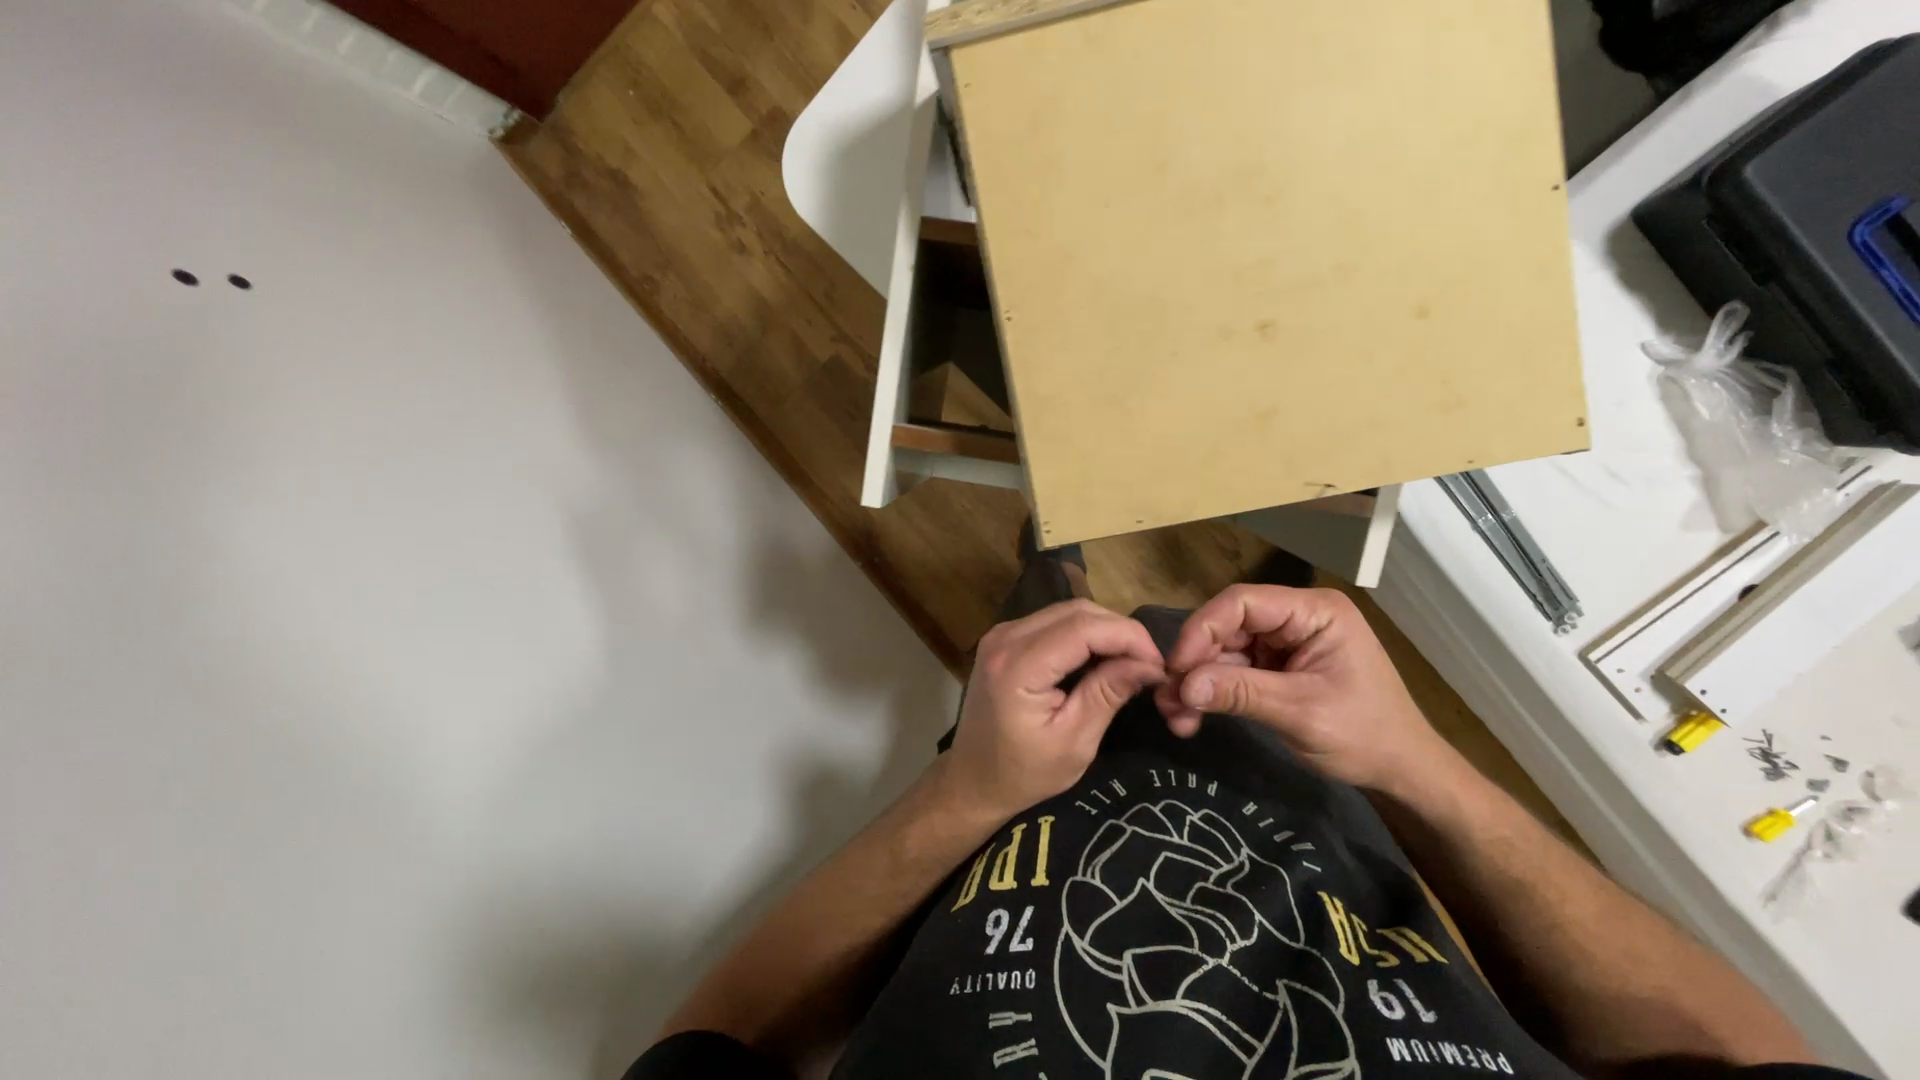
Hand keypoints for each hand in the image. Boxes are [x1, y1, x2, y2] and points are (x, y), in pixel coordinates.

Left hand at [941, 600, 1165, 819]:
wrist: (972, 780)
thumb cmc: (1023, 773)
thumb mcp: (1074, 742)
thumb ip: (1108, 694)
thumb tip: (1150, 664)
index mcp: (1018, 667)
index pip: (1084, 627)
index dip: (1128, 637)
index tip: (1158, 665)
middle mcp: (1005, 638)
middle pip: (1077, 611)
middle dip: (1120, 632)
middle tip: (1149, 664)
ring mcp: (1001, 634)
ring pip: (1066, 611)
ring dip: (1103, 631)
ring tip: (1131, 662)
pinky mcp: (1004, 639)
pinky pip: (1052, 622)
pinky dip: (1083, 634)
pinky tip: (1101, 659)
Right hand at [1154, 585, 1457, 792]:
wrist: (1401, 770)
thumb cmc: (1365, 736)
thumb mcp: (1301, 714)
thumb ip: (1241, 693)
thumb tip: (1182, 686)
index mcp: (1315, 612)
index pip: (1242, 603)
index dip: (1202, 630)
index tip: (1176, 669)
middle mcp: (1297, 618)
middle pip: (1228, 626)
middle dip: (1195, 663)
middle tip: (1167, 700)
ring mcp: (1286, 642)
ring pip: (1224, 651)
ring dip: (1197, 682)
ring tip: (1175, 717)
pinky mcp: (1277, 666)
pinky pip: (1233, 671)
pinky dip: (1212, 693)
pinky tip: (1192, 717)